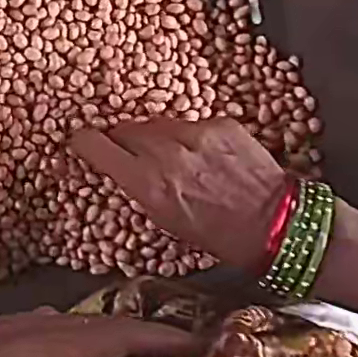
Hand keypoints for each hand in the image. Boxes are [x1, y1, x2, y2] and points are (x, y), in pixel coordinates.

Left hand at [0, 309, 200, 356]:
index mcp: (51, 346)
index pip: (124, 334)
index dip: (165, 337)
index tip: (204, 342)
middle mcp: (38, 324)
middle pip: (106, 324)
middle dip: (147, 335)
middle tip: (187, 352)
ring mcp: (16, 326)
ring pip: (82, 325)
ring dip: (117, 338)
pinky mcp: (1, 336)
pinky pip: (60, 330)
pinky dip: (88, 342)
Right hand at [71, 118, 290, 271]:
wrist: (275, 223)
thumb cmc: (216, 234)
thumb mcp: (164, 219)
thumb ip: (139, 185)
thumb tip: (121, 163)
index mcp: (147, 184)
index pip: (98, 145)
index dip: (86, 141)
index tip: (82, 140)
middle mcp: (167, 153)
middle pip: (126, 130)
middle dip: (124, 140)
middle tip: (131, 153)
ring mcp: (195, 133)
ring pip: (157, 124)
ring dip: (156, 137)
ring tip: (173, 158)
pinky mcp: (220, 123)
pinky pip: (190, 123)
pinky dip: (189, 137)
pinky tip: (203, 156)